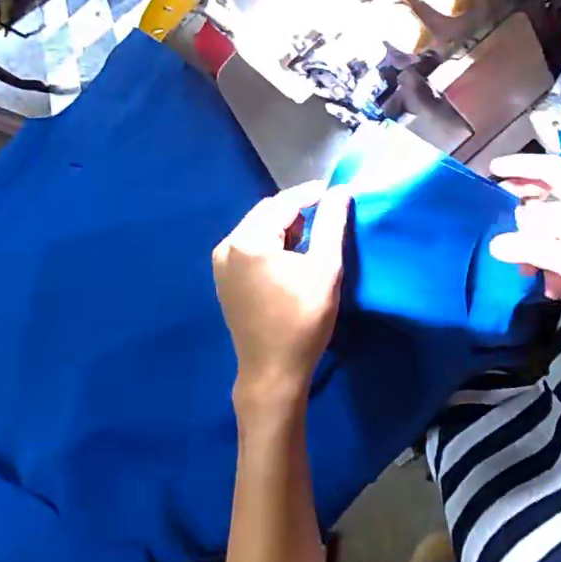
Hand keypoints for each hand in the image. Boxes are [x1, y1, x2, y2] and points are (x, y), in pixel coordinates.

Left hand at [213, 181, 350, 407]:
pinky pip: (248, 246)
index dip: (310, 194)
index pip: (283, 203)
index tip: (334, 190)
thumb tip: (339, 191)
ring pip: (256, 228)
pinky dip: (269, 242)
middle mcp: (227, 245)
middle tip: (326, 213)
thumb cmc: (303, 321)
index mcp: (249, 241)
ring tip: (311, 235)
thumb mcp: (325, 269)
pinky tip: (289, 254)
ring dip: (282, 226)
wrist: (272, 371)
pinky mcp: (223, 278)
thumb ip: (332, 224)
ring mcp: (221, 263)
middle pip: (266, 212)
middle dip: (296, 209)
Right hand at [487, 154, 560, 323]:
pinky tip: (554, 286)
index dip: (519, 166)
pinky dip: (554, 260)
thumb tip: (495, 246)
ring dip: (538, 249)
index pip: (550, 169)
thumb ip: (536, 252)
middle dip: (523, 223)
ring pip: (553, 225)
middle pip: (546, 199)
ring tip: (532, 275)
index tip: (492, 169)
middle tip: (503, 236)